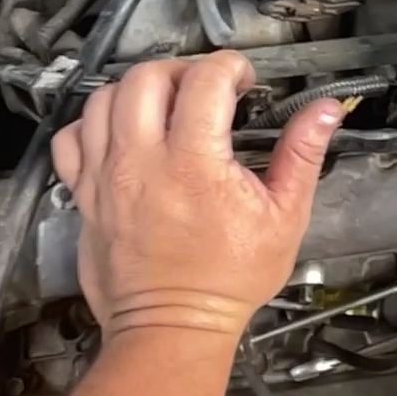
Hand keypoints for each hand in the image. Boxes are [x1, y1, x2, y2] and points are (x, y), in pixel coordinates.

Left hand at [50, 52, 341, 343]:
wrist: (172, 329)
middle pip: (146, 78)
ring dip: (140, 90)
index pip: (204, 81)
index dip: (230, 66)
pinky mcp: (84, 196)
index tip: (243, 81)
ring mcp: (105, 179)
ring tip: (168, 105)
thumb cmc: (229, 277)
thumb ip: (302, 154)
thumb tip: (325, 110)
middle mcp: (142, 164)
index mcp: (194, 165)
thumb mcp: (285, 215)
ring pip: (105, 99)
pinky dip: (95, 122)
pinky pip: (71, 138)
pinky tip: (124, 131)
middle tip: (205, 89)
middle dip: (183, 70)